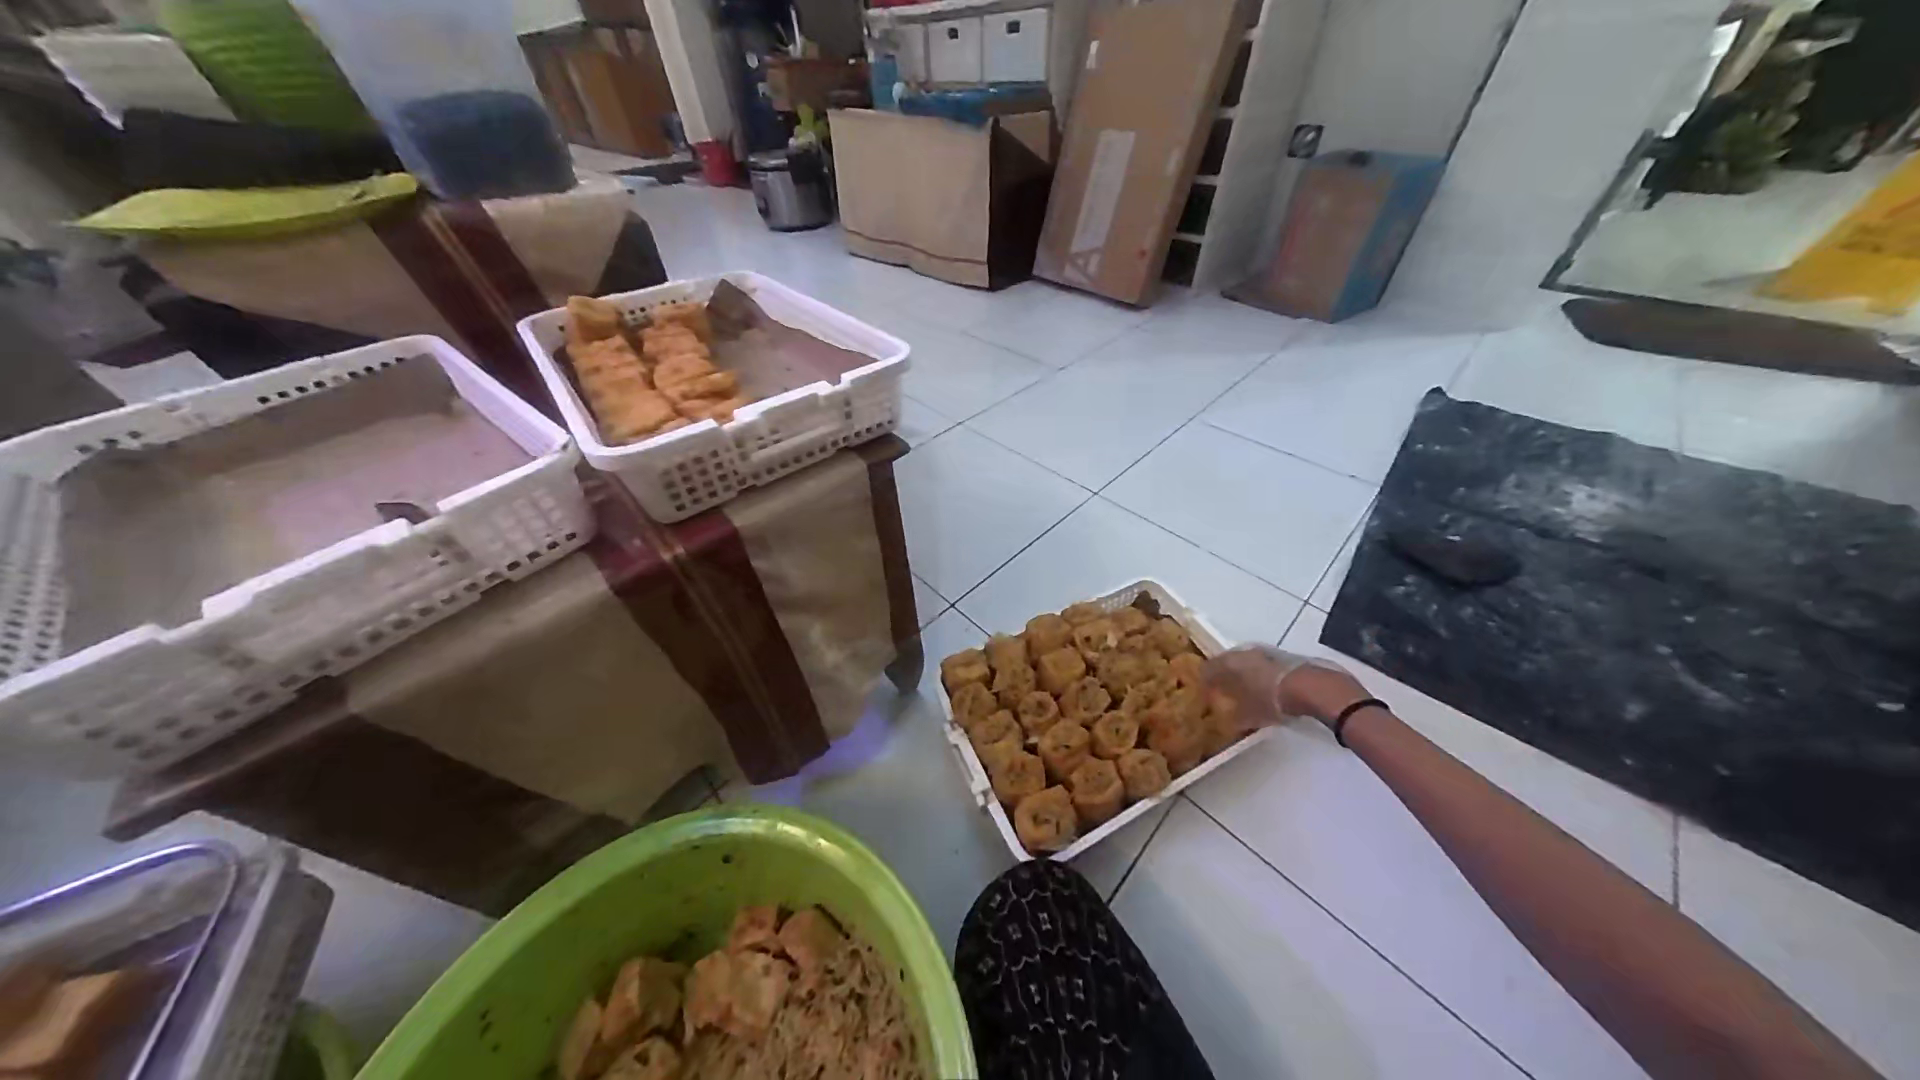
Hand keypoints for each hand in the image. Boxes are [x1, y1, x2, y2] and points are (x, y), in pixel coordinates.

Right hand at [1203, 646, 1372, 729]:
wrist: (1315, 688)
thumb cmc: (1273, 699)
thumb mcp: (1250, 714)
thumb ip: (1235, 716)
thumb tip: (1228, 720)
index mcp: (1231, 662)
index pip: (1209, 667)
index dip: (1205, 680)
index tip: (1203, 691)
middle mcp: (1245, 652)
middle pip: (1228, 662)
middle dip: (1224, 675)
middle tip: (1223, 690)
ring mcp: (1267, 652)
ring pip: (1247, 662)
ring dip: (1244, 674)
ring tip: (1246, 691)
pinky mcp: (1286, 657)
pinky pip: (1264, 666)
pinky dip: (1261, 675)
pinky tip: (1267, 689)